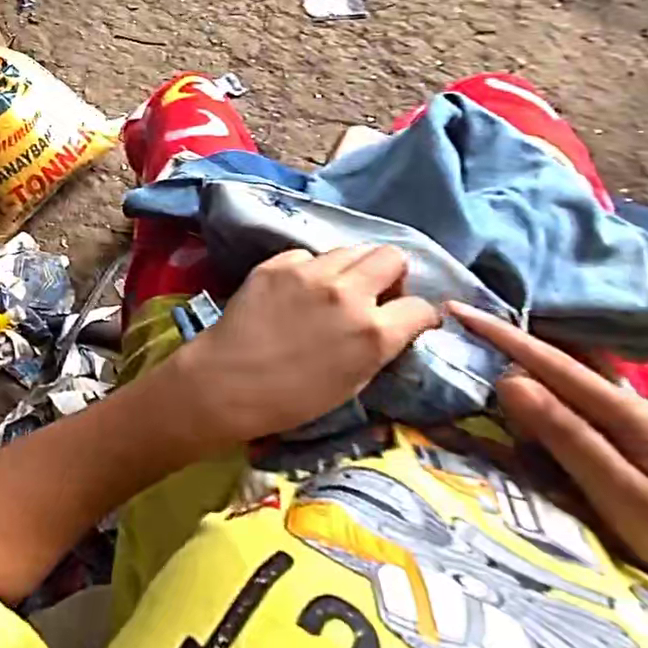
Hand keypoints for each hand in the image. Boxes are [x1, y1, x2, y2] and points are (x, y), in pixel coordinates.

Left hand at [167, 246, 437, 449]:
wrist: (227, 382)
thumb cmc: (292, 399)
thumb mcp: (353, 382)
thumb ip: (377, 345)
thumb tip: (389, 323)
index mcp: (373, 332)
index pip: (420, 306)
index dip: (418, 314)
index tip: (409, 319)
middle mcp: (347, 293)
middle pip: (390, 256)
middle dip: (391, 274)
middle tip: (374, 294)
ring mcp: (309, 273)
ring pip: (350, 249)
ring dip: (351, 268)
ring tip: (334, 290)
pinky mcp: (276, 264)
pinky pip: (307, 256)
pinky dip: (310, 270)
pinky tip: (296, 290)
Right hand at [450, 302, 647, 647]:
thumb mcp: (625, 497)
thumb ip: (568, 436)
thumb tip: (507, 377)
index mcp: (636, 416)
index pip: (555, 363)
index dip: (503, 333)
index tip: (457, 307)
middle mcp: (639, 411)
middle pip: (567, 361)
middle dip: (515, 339)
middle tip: (464, 326)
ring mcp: (644, 432)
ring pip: (575, 382)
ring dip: (531, 363)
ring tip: (484, 352)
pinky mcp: (641, 453)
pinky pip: (582, 407)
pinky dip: (549, 393)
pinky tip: (531, 398)